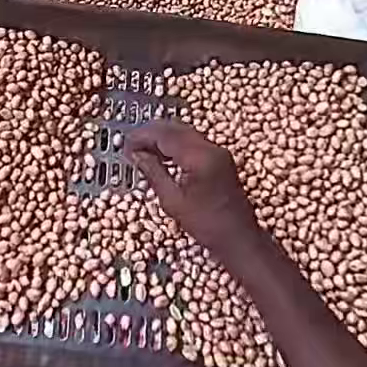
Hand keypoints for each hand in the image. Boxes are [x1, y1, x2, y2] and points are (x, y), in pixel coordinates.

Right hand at [127, 120, 260, 258]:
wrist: (239, 238)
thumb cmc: (207, 225)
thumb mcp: (172, 201)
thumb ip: (153, 172)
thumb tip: (136, 154)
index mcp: (199, 157)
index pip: (165, 135)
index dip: (142, 136)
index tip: (126, 144)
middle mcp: (211, 148)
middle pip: (175, 128)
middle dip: (151, 133)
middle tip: (131, 145)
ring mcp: (218, 152)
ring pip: (184, 132)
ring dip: (163, 138)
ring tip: (143, 151)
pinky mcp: (220, 158)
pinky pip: (193, 142)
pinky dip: (175, 145)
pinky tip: (162, 157)